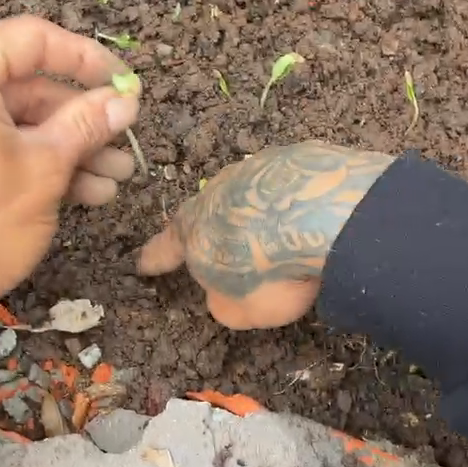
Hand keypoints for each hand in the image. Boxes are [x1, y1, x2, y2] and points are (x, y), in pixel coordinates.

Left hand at [0, 17, 139, 406]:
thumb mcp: (44, 169)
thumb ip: (87, 123)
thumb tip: (125, 101)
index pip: (31, 40)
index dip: (89, 61)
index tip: (127, 87)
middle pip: (17, 87)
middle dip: (77, 122)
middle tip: (122, 150)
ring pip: (0, 123)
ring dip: (57, 151)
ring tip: (108, 186)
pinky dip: (17, 163)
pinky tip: (67, 193)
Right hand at [137, 141, 392, 329]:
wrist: (323, 215)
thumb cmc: (268, 271)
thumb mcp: (237, 309)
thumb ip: (223, 301)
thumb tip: (226, 292)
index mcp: (193, 230)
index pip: (165, 249)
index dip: (155, 259)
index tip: (144, 264)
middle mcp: (217, 192)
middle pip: (206, 212)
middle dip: (209, 228)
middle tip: (217, 242)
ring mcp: (257, 169)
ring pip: (246, 194)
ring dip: (252, 211)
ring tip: (270, 229)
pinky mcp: (298, 158)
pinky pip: (286, 184)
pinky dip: (289, 199)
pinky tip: (306, 212)